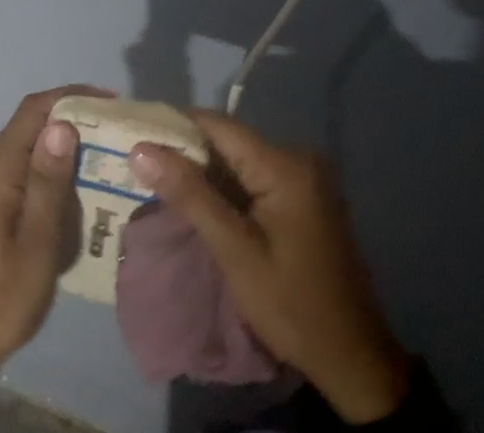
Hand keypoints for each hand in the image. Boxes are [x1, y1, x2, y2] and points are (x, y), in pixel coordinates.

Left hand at [0, 85, 110, 431]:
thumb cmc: (5, 294)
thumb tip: (62, 125)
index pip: (35, 109)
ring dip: (74, 141)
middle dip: (80, 117)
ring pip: (37, 141)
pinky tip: (93, 179)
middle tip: (127, 130)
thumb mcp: (36, 241)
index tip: (118, 105)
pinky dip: (63, 163)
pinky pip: (34, 164)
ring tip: (119, 151)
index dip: (75, 97)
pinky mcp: (1, 195)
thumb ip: (48, 182)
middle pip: (36, 120)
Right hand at [130, 111, 408, 423]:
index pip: (216, 125)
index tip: (130, 141)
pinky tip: (193, 205)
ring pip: (235, 160)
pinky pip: (251, 179)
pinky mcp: (302, 199)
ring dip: (199, 173)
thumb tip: (140, 148)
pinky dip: (222, 189)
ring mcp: (303, 180)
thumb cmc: (291, 305)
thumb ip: (189, 194)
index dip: (171, 128)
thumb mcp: (234, 250)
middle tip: (135, 169)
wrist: (352, 358)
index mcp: (285, 167)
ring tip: (154, 185)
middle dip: (182, 153)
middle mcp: (298, 160)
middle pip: (226, 140)